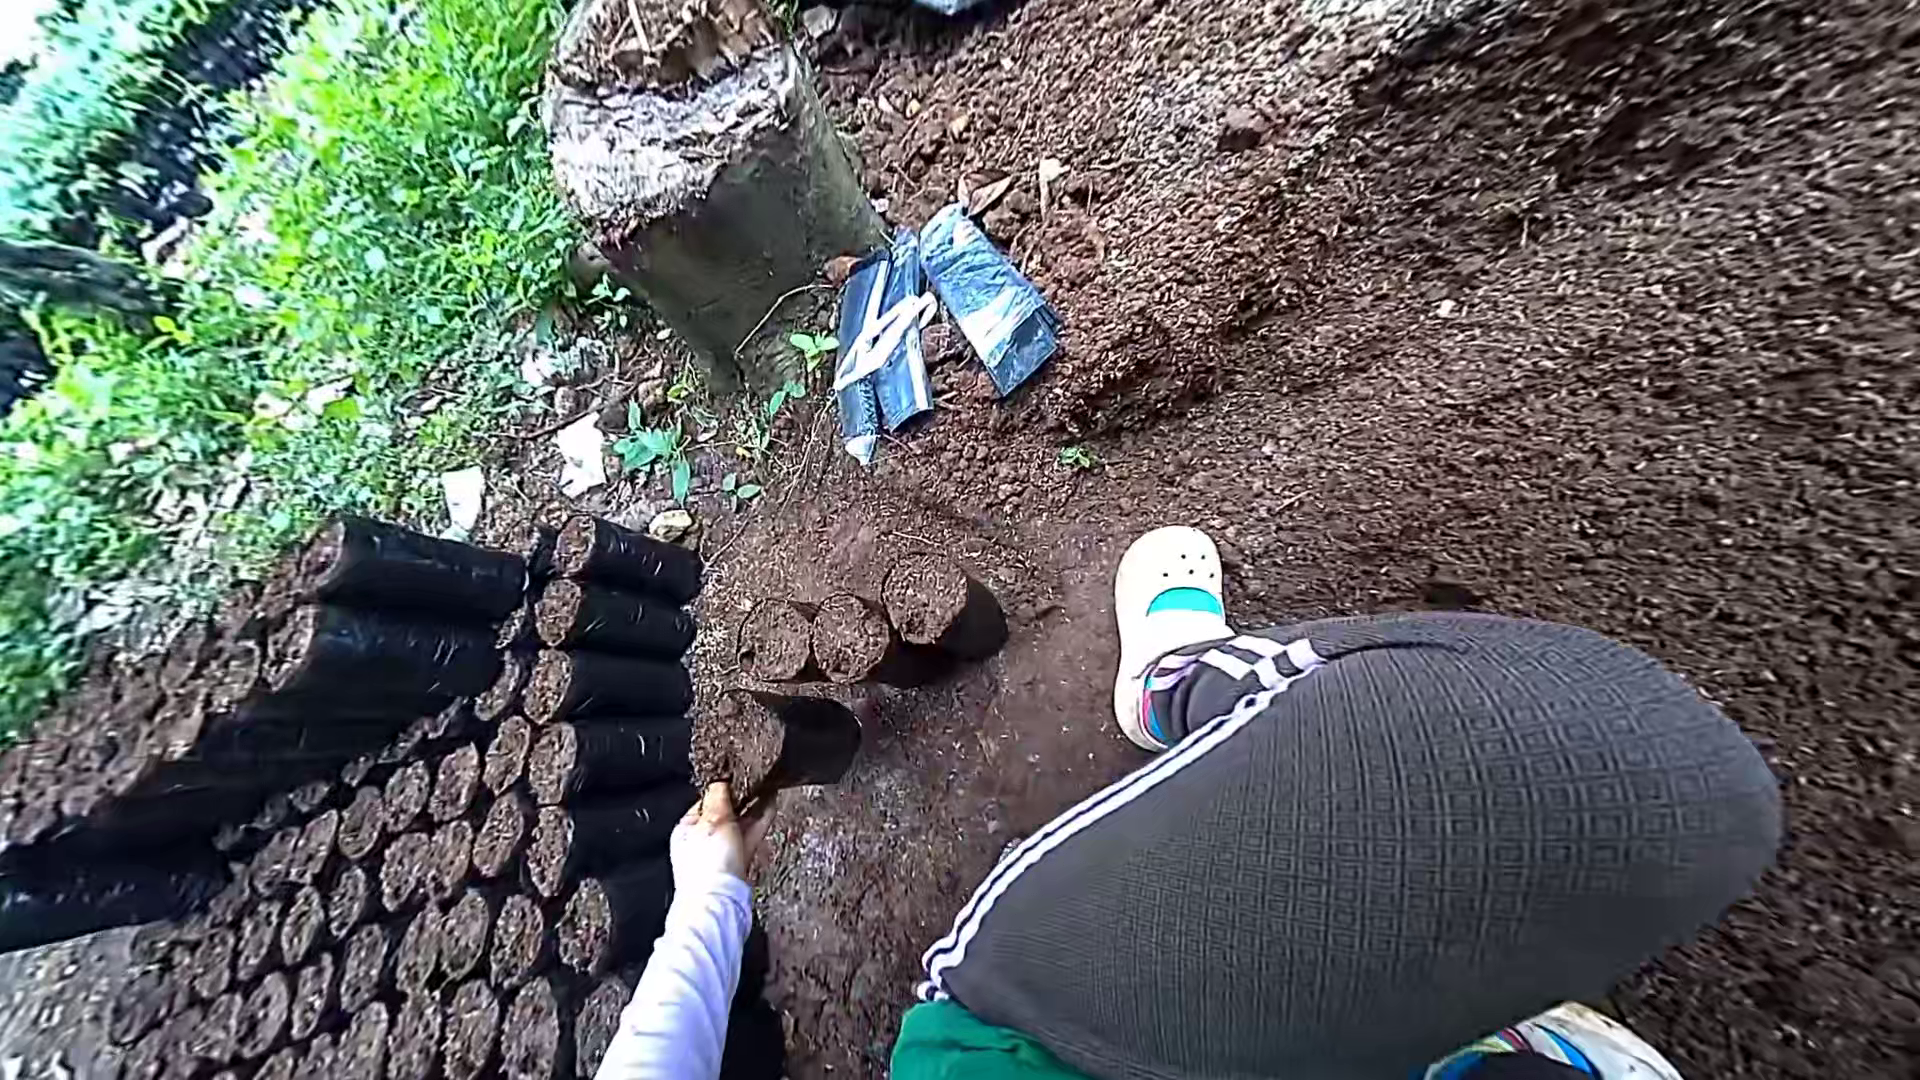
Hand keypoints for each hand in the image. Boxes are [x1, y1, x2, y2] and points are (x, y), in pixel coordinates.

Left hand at [669, 782, 773, 886]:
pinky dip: (761, 819)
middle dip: (742, 797)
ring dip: (754, 806)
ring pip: (740, 822)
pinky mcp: (738, 860)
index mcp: (687, 830)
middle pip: (725, 812)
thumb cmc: (708, 865)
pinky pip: (751, 833)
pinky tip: (771, 806)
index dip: (724, 788)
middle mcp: (702, 841)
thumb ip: (718, 796)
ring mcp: (720, 852)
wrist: (720, 901)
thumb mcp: (713, 819)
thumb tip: (720, 780)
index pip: (706, 800)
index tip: (739, 777)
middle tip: (757, 780)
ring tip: (768, 789)